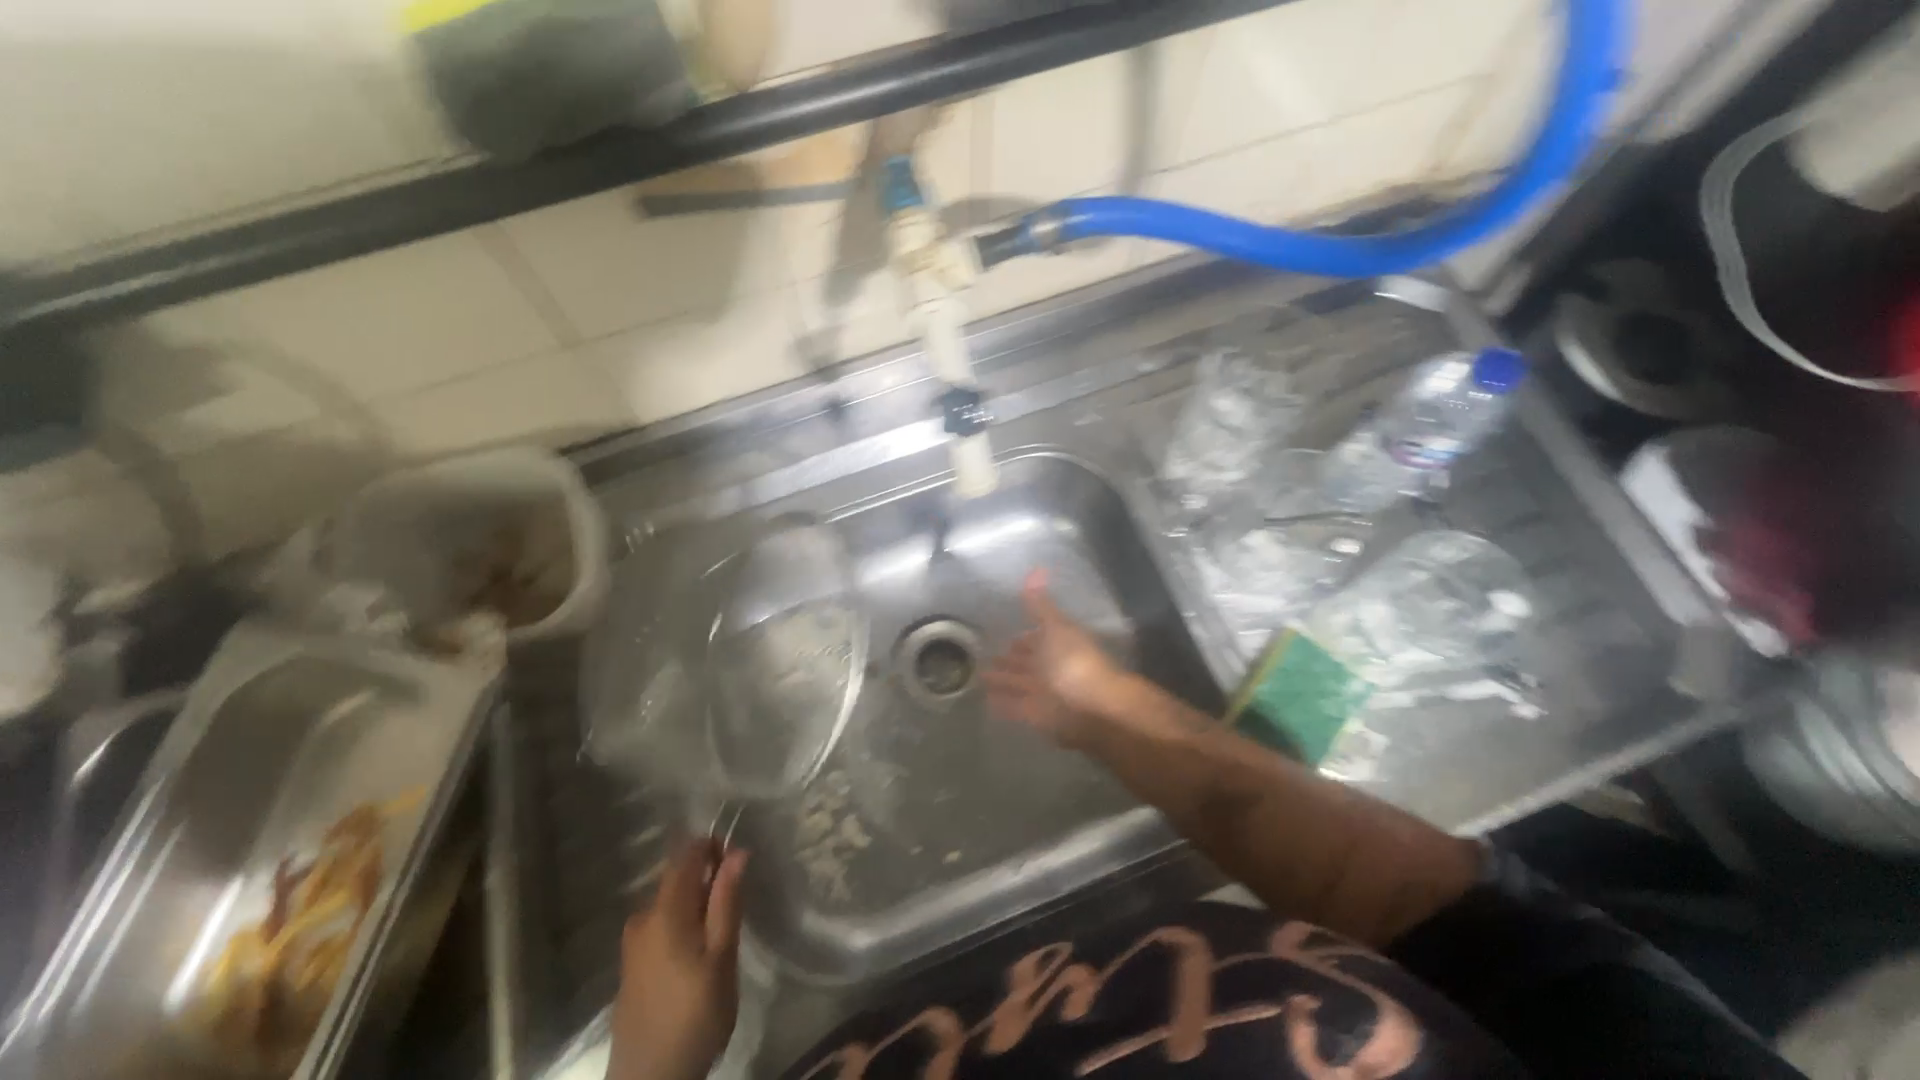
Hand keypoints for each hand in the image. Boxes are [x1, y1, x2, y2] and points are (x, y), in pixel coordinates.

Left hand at [607, 840, 749, 1079]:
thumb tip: (737, 851)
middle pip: (676, 880)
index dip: (712, 846)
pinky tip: (697, 954)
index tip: (738, 859)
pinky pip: (660, 927)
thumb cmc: (695, 1014)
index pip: (685, 855)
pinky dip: (682, 924)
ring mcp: (632, 944)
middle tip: (738, 900)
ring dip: (696, 903)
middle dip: (707, 877)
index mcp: (665, 910)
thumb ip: (727, 902)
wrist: (649, 1078)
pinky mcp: (631, 966)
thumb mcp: (722, 957)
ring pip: (669, 905)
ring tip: (723, 930)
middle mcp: (642, 918)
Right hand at [984, 570, 1123, 746]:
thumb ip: (1040, 604)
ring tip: (980, 677)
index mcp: (1058, 646)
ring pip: (1017, 684)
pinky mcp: (1033, 715)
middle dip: (1010, 660)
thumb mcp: (1056, 626)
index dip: (1024, 638)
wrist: (1090, 706)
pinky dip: (1001, 704)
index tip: (1008, 636)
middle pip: (1026, 663)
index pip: (1037, 640)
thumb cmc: (1074, 661)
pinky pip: (1012, 707)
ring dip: (1001, 681)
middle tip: (988, 656)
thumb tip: (1036, 569)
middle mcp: (1050, 669)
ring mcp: (1041, 693)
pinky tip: (987, 701)